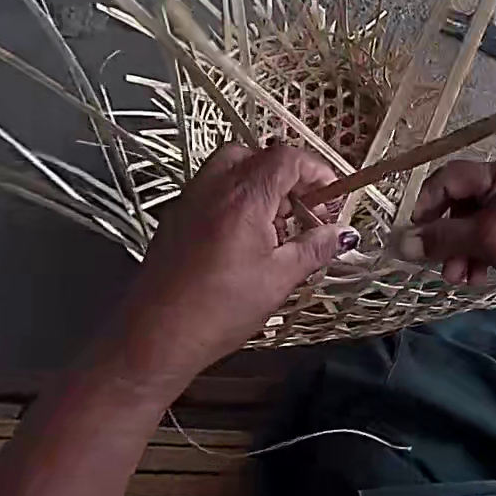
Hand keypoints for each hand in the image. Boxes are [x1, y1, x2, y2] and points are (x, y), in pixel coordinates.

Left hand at [99, 144, 357, 397]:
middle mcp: (213, 190)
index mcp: (243, 199)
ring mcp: (191, 201)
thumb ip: (315, 247)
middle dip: (289, 175)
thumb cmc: (215, 311)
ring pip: (233, 168)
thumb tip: (343, 234)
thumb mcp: (280, 278)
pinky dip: (239, 198)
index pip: (287, 158)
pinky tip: (250, 236)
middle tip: (306, 208)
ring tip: (279, 224)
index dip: (317, 171)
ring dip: (263, 184)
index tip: (331, 197)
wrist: (152, 340)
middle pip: (258, 155)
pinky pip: (214, 188)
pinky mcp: (177, 218)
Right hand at [398, 159, 495, 312]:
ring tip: (459, 278)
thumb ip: (442, 239)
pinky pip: (487, 237)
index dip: (427, 203)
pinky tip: (475, 278)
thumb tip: (400, 244)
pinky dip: (476, 255)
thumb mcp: (486, 239)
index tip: (415, 234)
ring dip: (459, 251)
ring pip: (471, 224)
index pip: (450, 177)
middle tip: (437, 264)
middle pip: (459, 203)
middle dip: (445, 236)